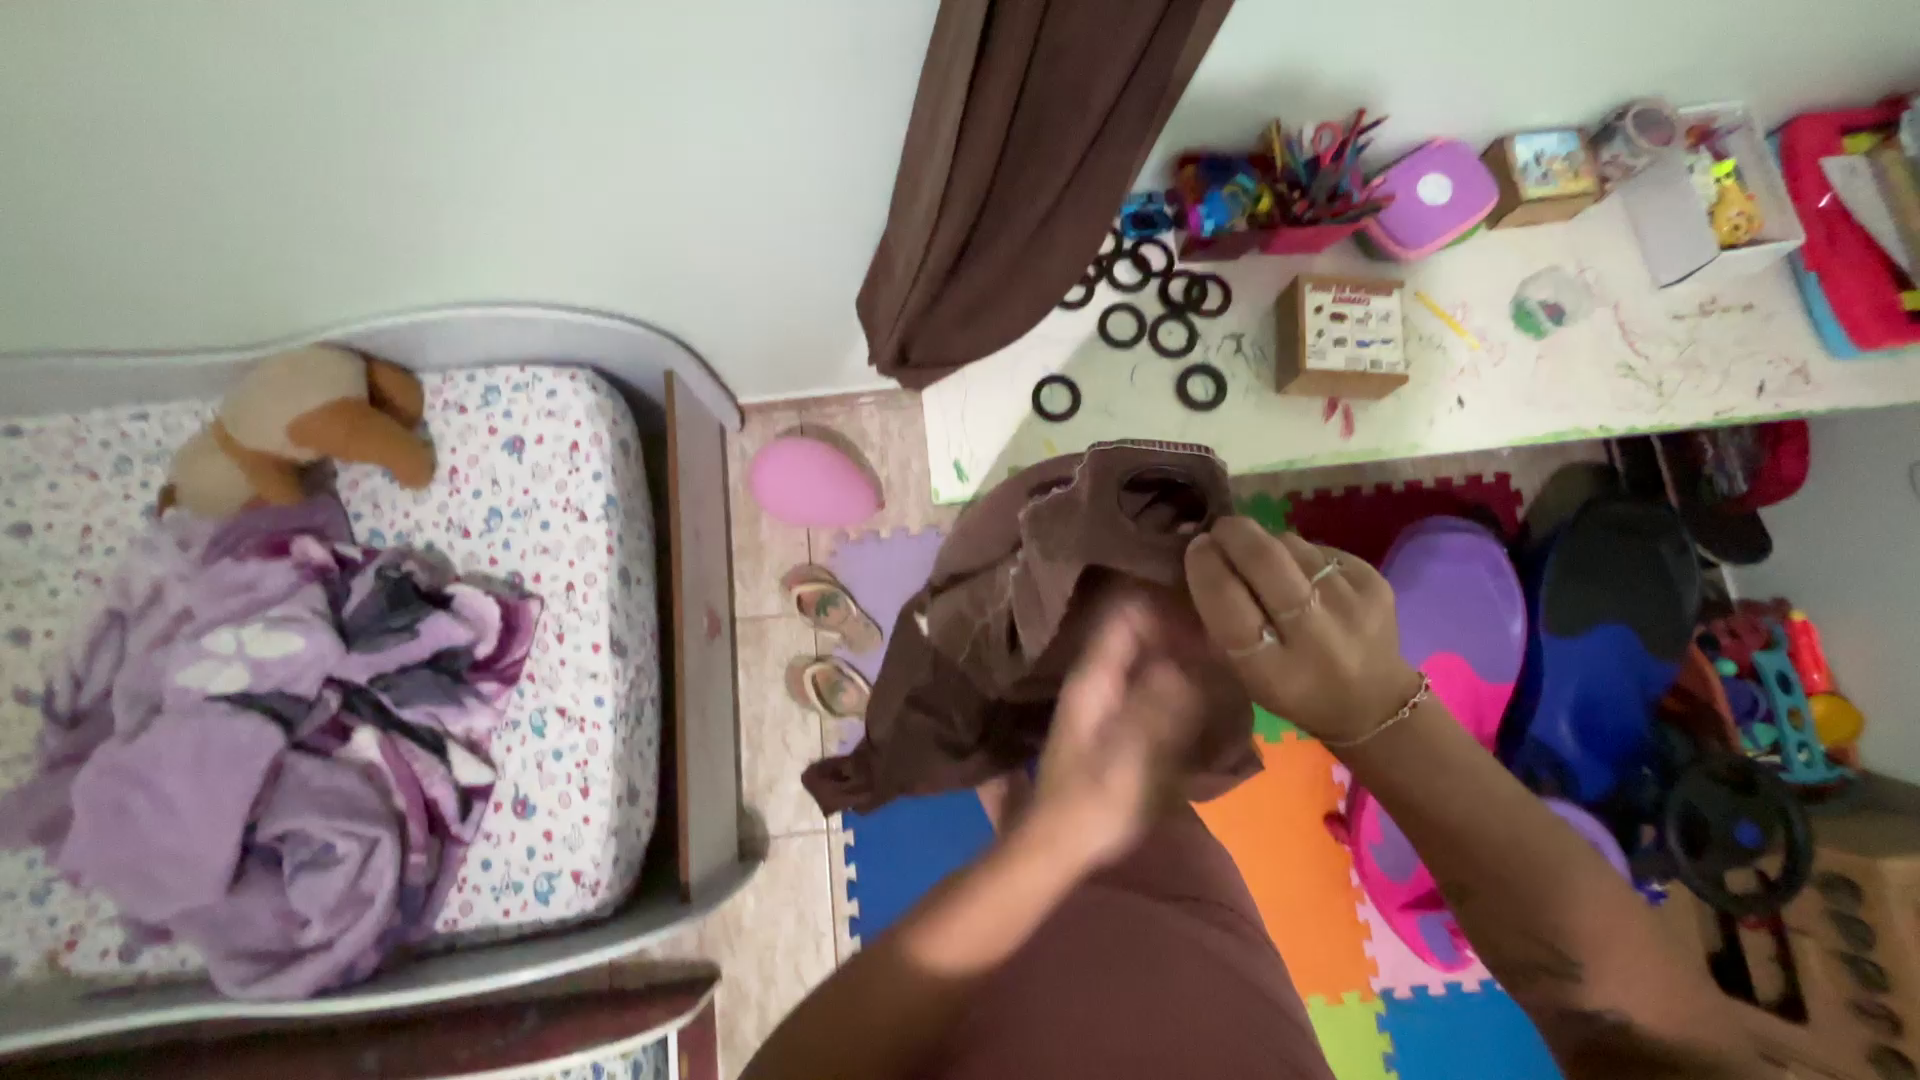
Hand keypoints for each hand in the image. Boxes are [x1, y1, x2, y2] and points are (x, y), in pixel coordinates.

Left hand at [1023, 597, 1201, 872]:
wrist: (1058, 845)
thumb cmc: (1094, 801)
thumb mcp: (1134, 752)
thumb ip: (1164, 702)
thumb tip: (1195, 658)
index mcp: (1094, 677)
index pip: (1125, 614)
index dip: (1166, 607)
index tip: (1208, 617)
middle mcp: (1096, 681)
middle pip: (1138, 635)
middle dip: (1181, 634)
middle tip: (1227, 646)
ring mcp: (1102, 703)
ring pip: (1145, 662)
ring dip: (1181, 661)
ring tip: (1225, 672)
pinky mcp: (1112, 728)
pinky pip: (1147, 690)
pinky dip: (1174, 689)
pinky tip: (1205, 706)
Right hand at [1184, 517, 1420, 743]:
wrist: (1374, 703)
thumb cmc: (1293, 690)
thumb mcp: (1244, 674)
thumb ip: (1219, 622)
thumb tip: (1202, 558)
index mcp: (1271, 669)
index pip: (1227, 599)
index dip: (1205, 566)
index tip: (1197, 547)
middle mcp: (1314, 634)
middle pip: (1264, 559)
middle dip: (1234, 534)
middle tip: (1221, 530)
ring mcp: (1350, 603)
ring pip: (1291, 545)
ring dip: (1266, 542)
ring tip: (1261, 557)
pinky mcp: (1373, 582)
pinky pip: (1319, 549)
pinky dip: (1299, 553)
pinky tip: (1299, 573)